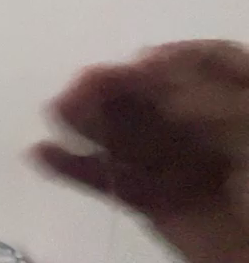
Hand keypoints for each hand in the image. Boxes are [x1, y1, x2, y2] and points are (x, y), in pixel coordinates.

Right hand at [34, 40, 248, 262]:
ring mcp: (185, 169)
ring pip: (125, 135)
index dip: (172, 59)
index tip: (136, 65)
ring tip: (57, 116)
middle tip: (78, 91)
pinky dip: (72, 168)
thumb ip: (210, 106)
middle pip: (157, 97)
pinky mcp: (155, 203)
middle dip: (115, 89)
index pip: (211, 64)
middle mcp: (218, 133)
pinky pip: (107, 180)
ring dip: (86, 121)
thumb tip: (145, 65)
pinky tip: (43, 155)